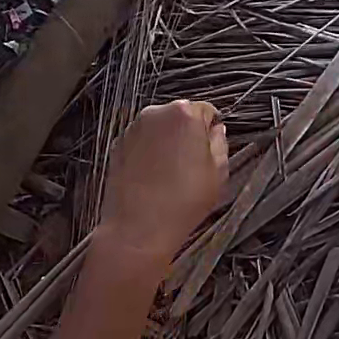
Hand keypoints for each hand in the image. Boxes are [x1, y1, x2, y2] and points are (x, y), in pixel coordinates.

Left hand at [98, 100, 227, 261]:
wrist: (139, 227)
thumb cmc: (183, 202)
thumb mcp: (218, 173)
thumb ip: (220, 143)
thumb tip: (215, 131)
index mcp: (185, 114)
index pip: (207, 111)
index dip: (211, 132)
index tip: (210, 152)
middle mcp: (156, 113)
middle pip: (180, 116)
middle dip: (187, 135)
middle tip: (192, 166)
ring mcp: (133, 128)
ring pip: (160, 129)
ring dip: (167, 143)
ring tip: (170, 175)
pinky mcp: (118, 145)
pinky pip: (141, 142)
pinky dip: (148, 153)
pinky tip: (153, 178)